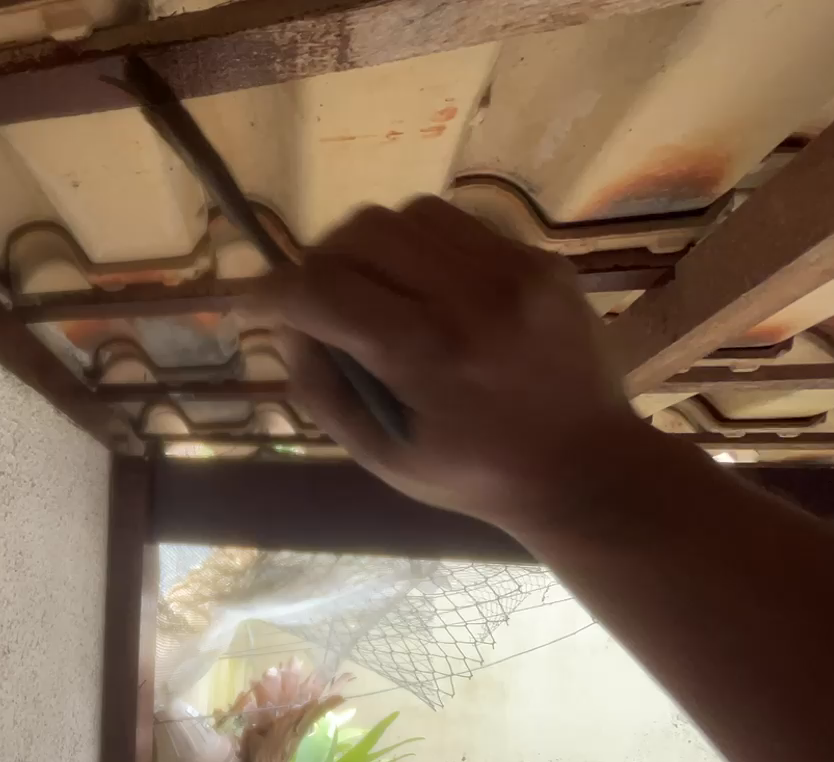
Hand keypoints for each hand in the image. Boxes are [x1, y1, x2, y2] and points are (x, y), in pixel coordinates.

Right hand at [255, 196, 682, 534]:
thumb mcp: (376, 455)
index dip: (269, 293)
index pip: (322, 292)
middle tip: (310, 304)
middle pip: (359, 235)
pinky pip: (452, 224)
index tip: (248, 307)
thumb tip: (287, 328)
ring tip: (361, 290)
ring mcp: (514, 269)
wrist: (584, 467)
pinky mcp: (539, 258)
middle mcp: (472, 296)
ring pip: (404, 215)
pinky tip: (413, 286)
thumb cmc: (468, 475)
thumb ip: (321, 389)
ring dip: (363, 248)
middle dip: (315, 265)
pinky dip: (411, 247)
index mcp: (427, 356)